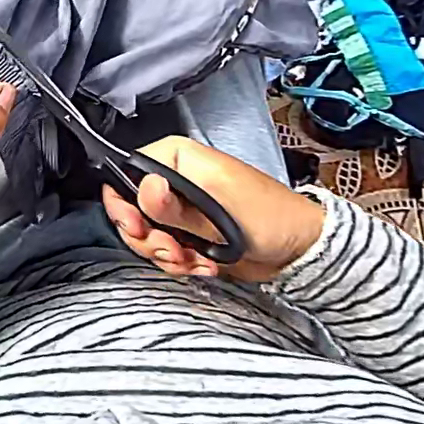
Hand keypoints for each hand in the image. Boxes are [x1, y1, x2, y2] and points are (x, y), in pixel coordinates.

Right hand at [101, 137, 324, 282]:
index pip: (126, 173)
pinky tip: (203, 264)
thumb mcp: (221, 211)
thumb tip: (145, 188)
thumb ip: (177, 205)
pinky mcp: (186, 231)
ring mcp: (179, 207)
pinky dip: (179, 263)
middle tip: (172, 248)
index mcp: (177, 158)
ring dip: (166, 255)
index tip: (140, 228)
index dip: (125, 204)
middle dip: (148, 238)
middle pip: (131, 209)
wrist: (298, 249)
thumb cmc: (271, 218)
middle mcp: (174, 179)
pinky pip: (163, 249)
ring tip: (194, 259)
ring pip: (145, 234)